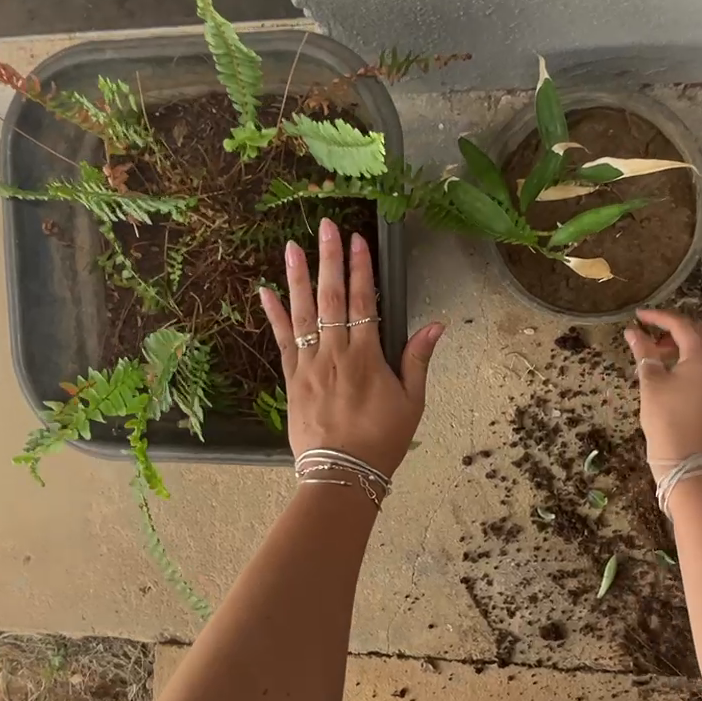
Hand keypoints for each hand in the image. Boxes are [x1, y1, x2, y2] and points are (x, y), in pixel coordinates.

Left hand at [260, 218, 443, 475]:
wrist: (342, 474)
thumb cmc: (382, 440)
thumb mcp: (412, 402)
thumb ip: (418, 360)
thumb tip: (436, 325)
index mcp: (366, 357)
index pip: (364, 302)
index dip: (361, 268)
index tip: (358, 240)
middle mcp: (335, 353)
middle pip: (331, 298)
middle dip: (329, 259)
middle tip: (325, 226)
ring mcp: (309, 365)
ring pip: (302, 313)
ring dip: (297, 278)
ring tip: (292, 246)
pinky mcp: (292, 380)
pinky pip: (282, 341)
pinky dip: (274, 316)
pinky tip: (265, 292)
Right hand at [624, 309, 701, 463]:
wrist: (686, 456)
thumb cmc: (665, 418)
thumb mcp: (651, 383)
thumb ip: (644, 352)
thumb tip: (632, 331)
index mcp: (701, 355)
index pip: (680, 325)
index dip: (658, 318)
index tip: (640, 317)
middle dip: (683, 329)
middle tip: (659, 344)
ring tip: (685, 352)